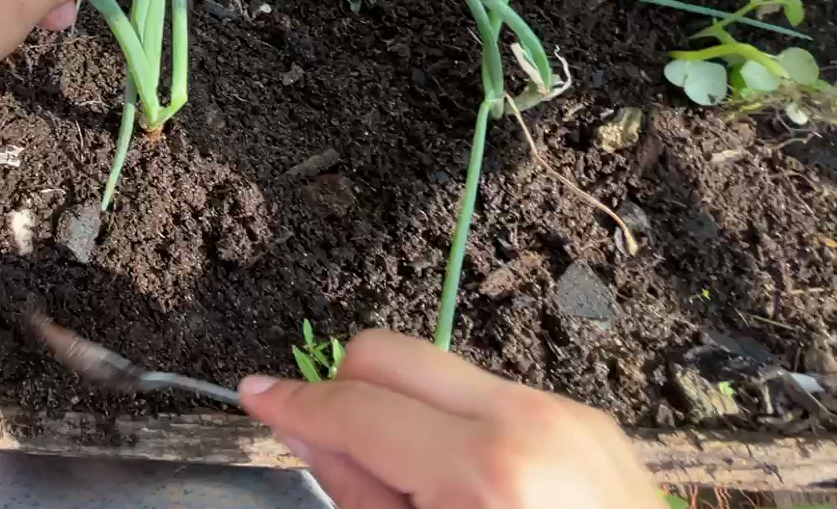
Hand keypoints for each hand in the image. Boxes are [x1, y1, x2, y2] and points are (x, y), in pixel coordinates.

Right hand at [240, 330, 658, 508]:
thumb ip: (354, 487)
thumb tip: (301, 426)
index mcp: (487, 473)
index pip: (354, 407)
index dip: (292, 401)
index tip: (253, 393)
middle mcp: (526, 419)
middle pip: (382, 350)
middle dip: (346, 390)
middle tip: (348, 452)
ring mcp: (562, 411)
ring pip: (428, 364)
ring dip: (399, 408)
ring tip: (420, 481)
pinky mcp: (583, 416)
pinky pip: (478, 389)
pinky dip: (449, 422)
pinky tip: (470, 482)